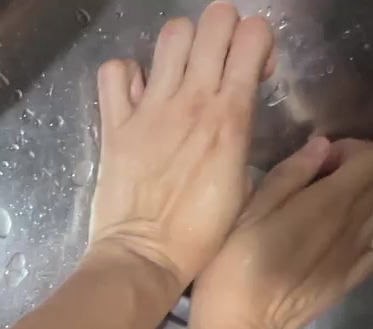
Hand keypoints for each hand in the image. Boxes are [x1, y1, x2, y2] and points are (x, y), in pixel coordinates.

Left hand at [89, 3, 275, 291]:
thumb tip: (236, 118)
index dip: (257, 44)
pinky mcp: (115, 127)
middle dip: (221, 33)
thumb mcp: (242, 186)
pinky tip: (134, 96)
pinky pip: (115, 73)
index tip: (253, 73)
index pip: (254, 33)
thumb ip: (240, 138)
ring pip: (170, 35)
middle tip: (216, 67)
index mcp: (231, 114)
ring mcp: (150, 110)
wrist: (144, 260)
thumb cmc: (198, 236)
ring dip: (179, 47)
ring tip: (177, 78)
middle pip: (214, 20)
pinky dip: (124, 76)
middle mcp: (192, 100)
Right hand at [189, 137, 372, 328]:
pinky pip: (372, 252)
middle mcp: (352, 226)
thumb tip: (320, 149)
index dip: (350, 152)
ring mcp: (353, 258)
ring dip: (358, 207)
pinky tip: (329, 249)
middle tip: (315, 190)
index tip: (317, 166)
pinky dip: (358, 242)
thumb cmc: (230, 270)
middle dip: (355, 176)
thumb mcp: (246, 213)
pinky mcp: (346, 284)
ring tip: (320, 219)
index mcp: (330, 203)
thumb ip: (287, 176)